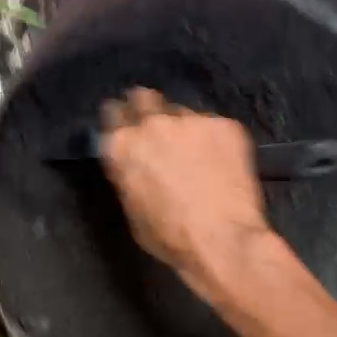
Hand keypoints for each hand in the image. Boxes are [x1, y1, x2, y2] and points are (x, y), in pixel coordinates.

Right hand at [99, 88, 270, 292]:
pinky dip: (212, 138)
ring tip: (194, 153)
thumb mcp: (130, 205)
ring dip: (182, 127)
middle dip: (146, 109)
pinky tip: (218, 161)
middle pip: (143, 98)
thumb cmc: (167, 234)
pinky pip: (211, 124)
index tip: (125, 126)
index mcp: (121, 145)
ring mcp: (190, 120)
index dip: (119, 119)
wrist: (221, 238)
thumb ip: (127, 172)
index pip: (112, 112)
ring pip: (181, 113)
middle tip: (157, 130)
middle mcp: (152, 124)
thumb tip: (132, 160)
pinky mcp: (224, 124)